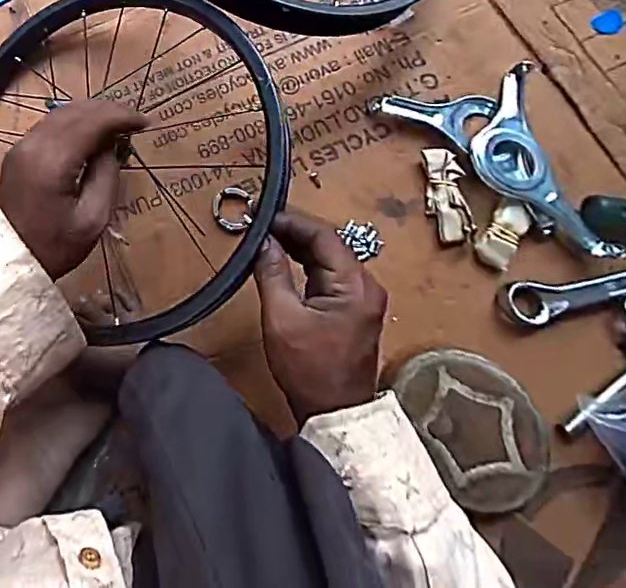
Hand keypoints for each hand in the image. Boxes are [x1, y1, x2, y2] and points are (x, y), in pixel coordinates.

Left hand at [0, 99, 147, 277]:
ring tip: (116, 124)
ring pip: (59, 114)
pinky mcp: (17, 152)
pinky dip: (72, 122)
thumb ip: (106, 174)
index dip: (120, 117)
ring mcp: (21, 146)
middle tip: (133, 120)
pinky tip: (90, 133)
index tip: (144, 122)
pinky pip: (48, 126)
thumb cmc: (55, 245)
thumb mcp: (93, 218)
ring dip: (89, 114)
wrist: (10, 259)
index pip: (90, 122)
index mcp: (52, 160)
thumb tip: (110, 145)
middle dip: (106, 110)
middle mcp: (33, 144)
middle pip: (74, 111)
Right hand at [253, 210, 387, 423]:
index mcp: (355, 287)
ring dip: (297, 244)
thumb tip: (262, 240)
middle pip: (328, 242)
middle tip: (260, 222)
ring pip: (328, 256)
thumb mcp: (282, 316)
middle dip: (293, 229)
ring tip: (265, 236)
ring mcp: (362, 297)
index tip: (263, 214)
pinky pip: (327, 271)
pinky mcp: (353, 306)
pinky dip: (304, 261)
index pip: (324, 235)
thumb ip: (271, 272)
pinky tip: (281, 257)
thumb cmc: (310, 369)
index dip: (292, 221)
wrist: (334, 412)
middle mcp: (366, 287)